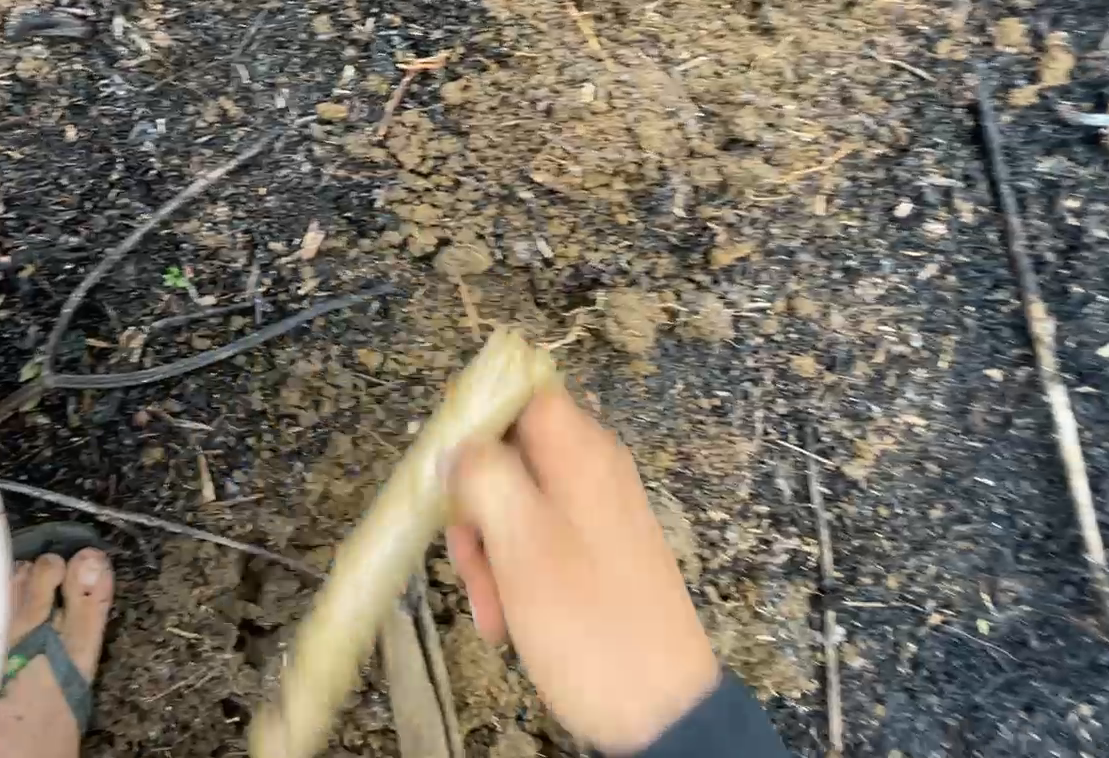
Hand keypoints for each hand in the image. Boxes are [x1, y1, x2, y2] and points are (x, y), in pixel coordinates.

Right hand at [444, 385, 719, 754]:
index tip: (445, 454)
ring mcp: (591, 512)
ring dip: (486, 545)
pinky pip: (533, 535)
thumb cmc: (587, 620)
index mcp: (580, 452)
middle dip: (473, 498)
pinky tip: (506, 615)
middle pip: (507, 450)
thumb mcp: (520, 540)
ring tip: (489, 602)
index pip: (522, 391)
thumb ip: (483, 475)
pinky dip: (510, 567)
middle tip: (466, 549)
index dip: (477, 410)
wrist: (663, 718)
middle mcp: (589, 470)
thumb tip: (456, 446)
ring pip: (512, 498)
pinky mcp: (591, 550)